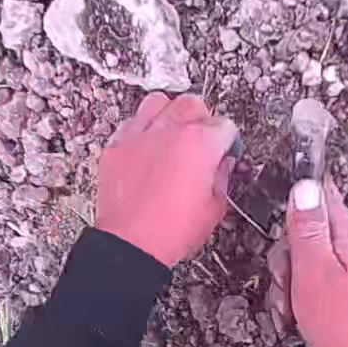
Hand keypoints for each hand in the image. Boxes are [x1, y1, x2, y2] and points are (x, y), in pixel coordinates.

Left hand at [97, 93, 239, 267]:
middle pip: (193, 104)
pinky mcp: (118, 146)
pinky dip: (144, 128)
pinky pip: (133, 121)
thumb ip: (223, 177)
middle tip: (204, 140)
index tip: (226, 153)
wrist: (132, 245)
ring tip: (175, 133)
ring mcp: (141, 135)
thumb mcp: (215, 208)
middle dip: (203, 119)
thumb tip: (223, 165)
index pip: (225, 125)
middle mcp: (170, 131)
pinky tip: (149, 144)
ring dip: (171, 113)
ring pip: (159, 101)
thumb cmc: (171, 231)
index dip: (229, 141)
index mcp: (200, 144)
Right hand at [284, 179, 347, 346]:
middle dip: (285, 258)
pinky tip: (294, 313)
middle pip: (302, 231)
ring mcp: (341, 268)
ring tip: (292, 303)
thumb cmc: (338, 321)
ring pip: (298, 258)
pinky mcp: (333, 287)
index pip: (321, 195)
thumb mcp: (314, 270)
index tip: (286, 232)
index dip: (296, 206)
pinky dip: (293, 296)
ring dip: (286, 281)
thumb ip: (307, 228)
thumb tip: (304, 185)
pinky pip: (303, 279)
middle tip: (288, 280)